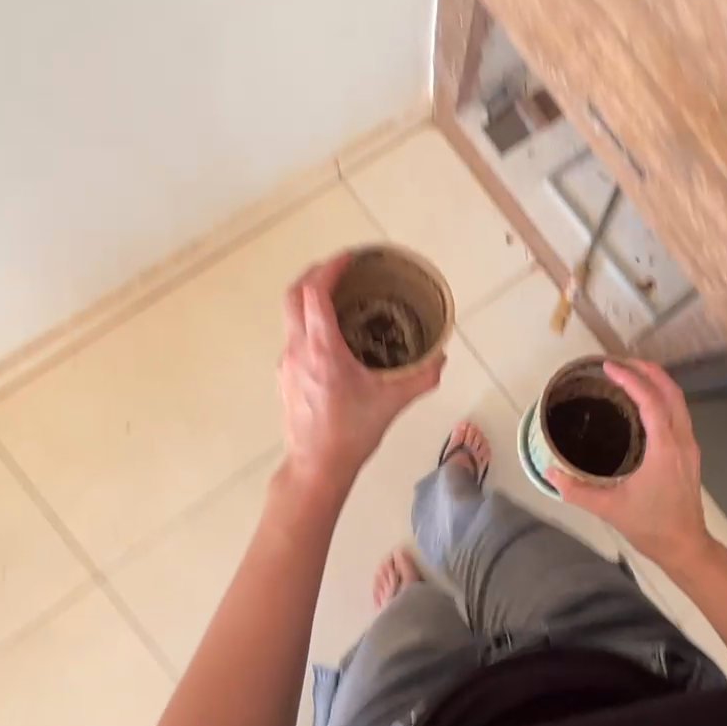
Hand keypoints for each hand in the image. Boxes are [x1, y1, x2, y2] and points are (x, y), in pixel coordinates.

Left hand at [276, 253, 443, 490]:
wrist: (315, 468)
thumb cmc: (351, 433)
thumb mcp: (392, 402)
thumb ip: (422, 377)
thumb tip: (441, 356)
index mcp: (322, 349)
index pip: (315, 293)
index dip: (330, 268)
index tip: (349, 257)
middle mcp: (297, 349)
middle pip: (293, 295)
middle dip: (315, 274)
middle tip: (341, 268)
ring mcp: (287, 363)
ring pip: (290, 315)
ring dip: (310, 297)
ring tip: (339, 295)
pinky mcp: (286, 376)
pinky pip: (294, 335)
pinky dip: (310, 320)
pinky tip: (333, 334)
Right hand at [549, 360, 715, 571]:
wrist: (685, 546)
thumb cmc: (651, 526)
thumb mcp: (609, 509)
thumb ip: (576, 490)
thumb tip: (549, 473)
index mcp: (664, 447)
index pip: (650, 400)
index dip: (630, 379)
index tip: (608, 366)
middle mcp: (681, 440)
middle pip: (671, 391)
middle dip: (648, 371)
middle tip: (620, 362)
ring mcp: (689, 445)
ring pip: (678, 400)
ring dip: (657, 382)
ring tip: (631, 373)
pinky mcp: (689, 452)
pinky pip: (678, 412)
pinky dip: (662, 397)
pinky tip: (644, 402)